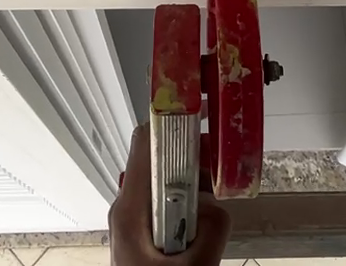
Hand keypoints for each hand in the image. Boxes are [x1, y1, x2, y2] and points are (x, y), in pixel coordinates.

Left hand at [108, 125, 230, 265]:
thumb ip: (214, 228)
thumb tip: (219, 207)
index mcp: (130, 209)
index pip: (145, 142)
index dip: (172, 120)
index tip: (200, 113)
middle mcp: (125, 208)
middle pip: (156, 158)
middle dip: (190, 151)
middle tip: (217, 153)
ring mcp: (130, 219)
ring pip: (160, 179)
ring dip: (190, 176)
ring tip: (214, 186)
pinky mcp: (138, 232)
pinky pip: (161, 201)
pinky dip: (184, 198)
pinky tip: (203, 213)